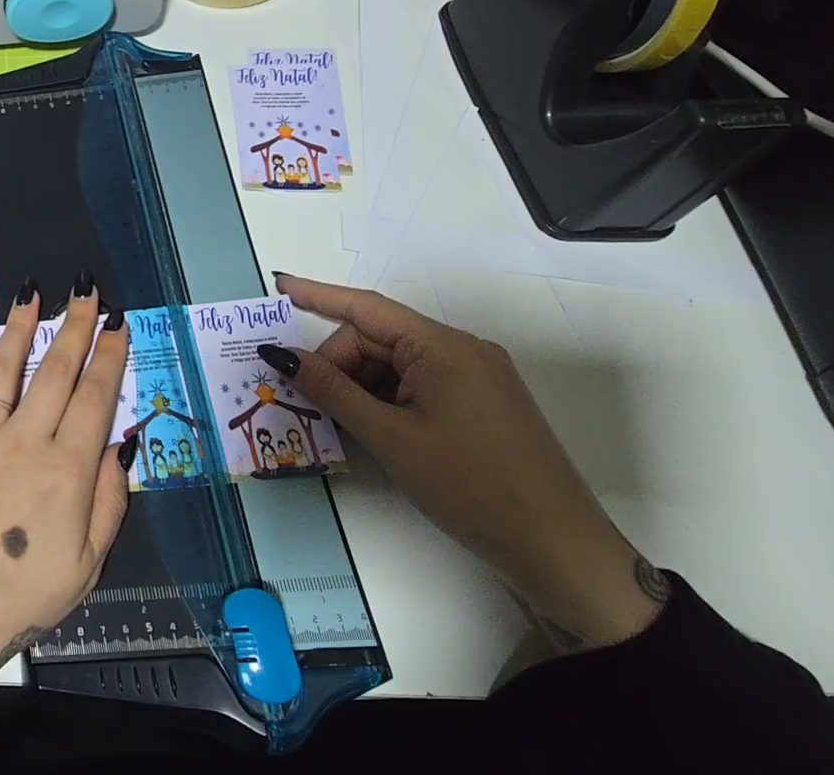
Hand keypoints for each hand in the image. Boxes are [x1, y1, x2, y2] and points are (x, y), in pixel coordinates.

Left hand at [0, 275, 132, 688]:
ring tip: (31, 295)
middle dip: (74, 327)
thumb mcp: (87, 562)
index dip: (110, 356)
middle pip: (55, 373)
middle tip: (85, 291)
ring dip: (19, 331)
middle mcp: (23, 442)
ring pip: (4, 373)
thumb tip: (118, 445)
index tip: (119, 323)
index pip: (95, 398)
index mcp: (66, 469)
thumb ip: (107, 499)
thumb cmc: (20, 597)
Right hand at [264, 275, 668, 650]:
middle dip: (336, 364)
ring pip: (393, 365)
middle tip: (308, 402)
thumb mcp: (389, 436)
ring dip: (358, 387)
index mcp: (443, 347)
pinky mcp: (479, 403)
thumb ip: (331, 389)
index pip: (366, 309)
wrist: (556, 547)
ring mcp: (474, 377)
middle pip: (376, 340)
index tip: (278, 287)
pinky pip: (415, 385)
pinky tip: (371, 429)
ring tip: (339, 424)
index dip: (317, 295)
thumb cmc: (469, 484)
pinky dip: (384, 400)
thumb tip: (280, 354)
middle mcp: (461, 351)